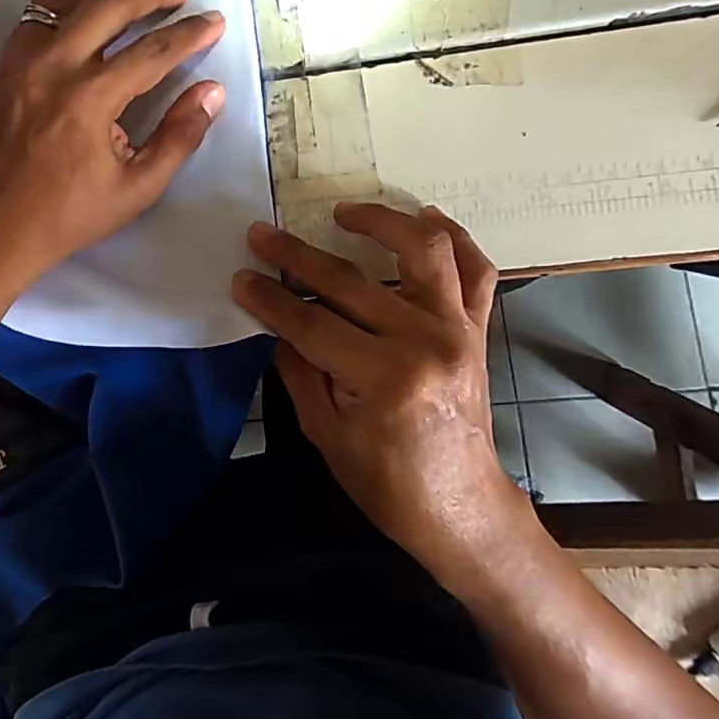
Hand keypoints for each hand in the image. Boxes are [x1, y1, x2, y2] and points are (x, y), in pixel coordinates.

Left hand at [0, 0, 227, 283]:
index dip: (190, 34)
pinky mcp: (4, 64)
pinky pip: (35, 11)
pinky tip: (83, 2)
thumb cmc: (72, 213)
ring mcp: (22, 60)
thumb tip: (213, 92)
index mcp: (90, 100)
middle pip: (110, 3)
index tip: (214, 23)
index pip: (152, 51)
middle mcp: (54, 66)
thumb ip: (179, 136)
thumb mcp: (138, 187)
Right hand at [231, 203, 522, 578]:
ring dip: (381, 222)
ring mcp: (458, 330)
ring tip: (344, 212)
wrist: (459, 506)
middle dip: (297, 256)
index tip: (242, 277)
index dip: (270, 299)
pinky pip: (476, 270)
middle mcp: (425, 342)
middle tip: (263, 235)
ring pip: (424, 251)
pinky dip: (455, 237)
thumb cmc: (385, 481)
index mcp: (383, 377)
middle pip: (350, 282)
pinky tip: (425, 218)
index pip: (311, 323)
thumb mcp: (324, 431)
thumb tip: (274, 317)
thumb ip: (297, 366)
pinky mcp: (476, 329)